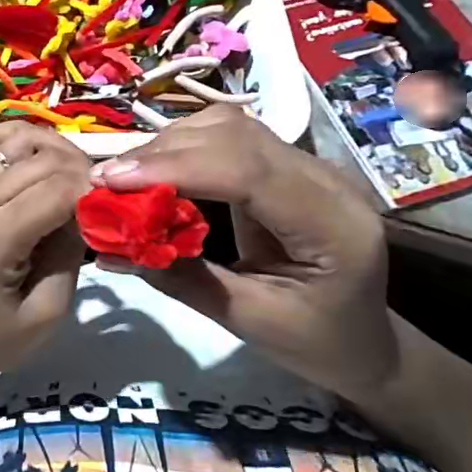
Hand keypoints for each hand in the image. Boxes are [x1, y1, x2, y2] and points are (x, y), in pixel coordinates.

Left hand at [0, 123, 91, 396]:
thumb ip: (71, 249)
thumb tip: (90, 203)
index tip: (114, 205)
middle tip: (101, 196)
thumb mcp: (51, 307)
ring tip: (77, 178)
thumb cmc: (4, 336)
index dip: (90, 190)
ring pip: (21, 142)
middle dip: (80, 171)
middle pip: (41, 161)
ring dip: (58, 152)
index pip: (53, 190)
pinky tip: (46, 157)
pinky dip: (26, 139)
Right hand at [90, 107, 395, 400]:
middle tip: (105, 181)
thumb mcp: (249, 321)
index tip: (114, 181)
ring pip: (232, 127)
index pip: (249, 171)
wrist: (365, 341)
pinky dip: (186, 150)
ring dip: (172, 145)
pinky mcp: (287, 167)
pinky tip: (156, 173)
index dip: (178, 167)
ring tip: (125, 178)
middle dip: (165, 152)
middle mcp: (325, 179)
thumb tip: (112, 248)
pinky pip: (232, 141)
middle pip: (238, 137)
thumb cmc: (317, 343)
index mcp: (332, 223)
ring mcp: (308, 166)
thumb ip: (183, 279)